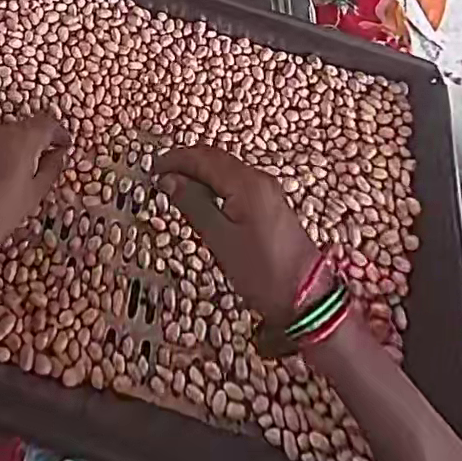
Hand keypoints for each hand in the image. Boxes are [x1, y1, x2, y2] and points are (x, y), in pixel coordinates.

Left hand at [0, 114, 69, 249]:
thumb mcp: (31, 198)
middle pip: (21, 129)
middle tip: (36, 168)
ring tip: (7, 179)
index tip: (64, 145)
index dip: (58, 133)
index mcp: (21, 139)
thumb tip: (58, 153)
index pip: (47, 123)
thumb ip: (49, 170)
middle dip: (31, 144)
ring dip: (7, 151)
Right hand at [152, 146, 317, 323]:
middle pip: (214, 158)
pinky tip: (202, 199)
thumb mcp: (221, 239)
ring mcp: (267, 191)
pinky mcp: (270, 205)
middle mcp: (258, 179)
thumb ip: (193, 204)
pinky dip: (213, 184)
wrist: (310, 302)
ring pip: (225, 169)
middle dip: (185, 162)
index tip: (151, 170)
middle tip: (159, 177)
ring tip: (175, 188)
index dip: (174, 160)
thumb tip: (169, 179)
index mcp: (246, 183)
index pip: (202, 158)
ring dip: (198, 173)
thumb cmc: (262, 272)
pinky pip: (235, 182)